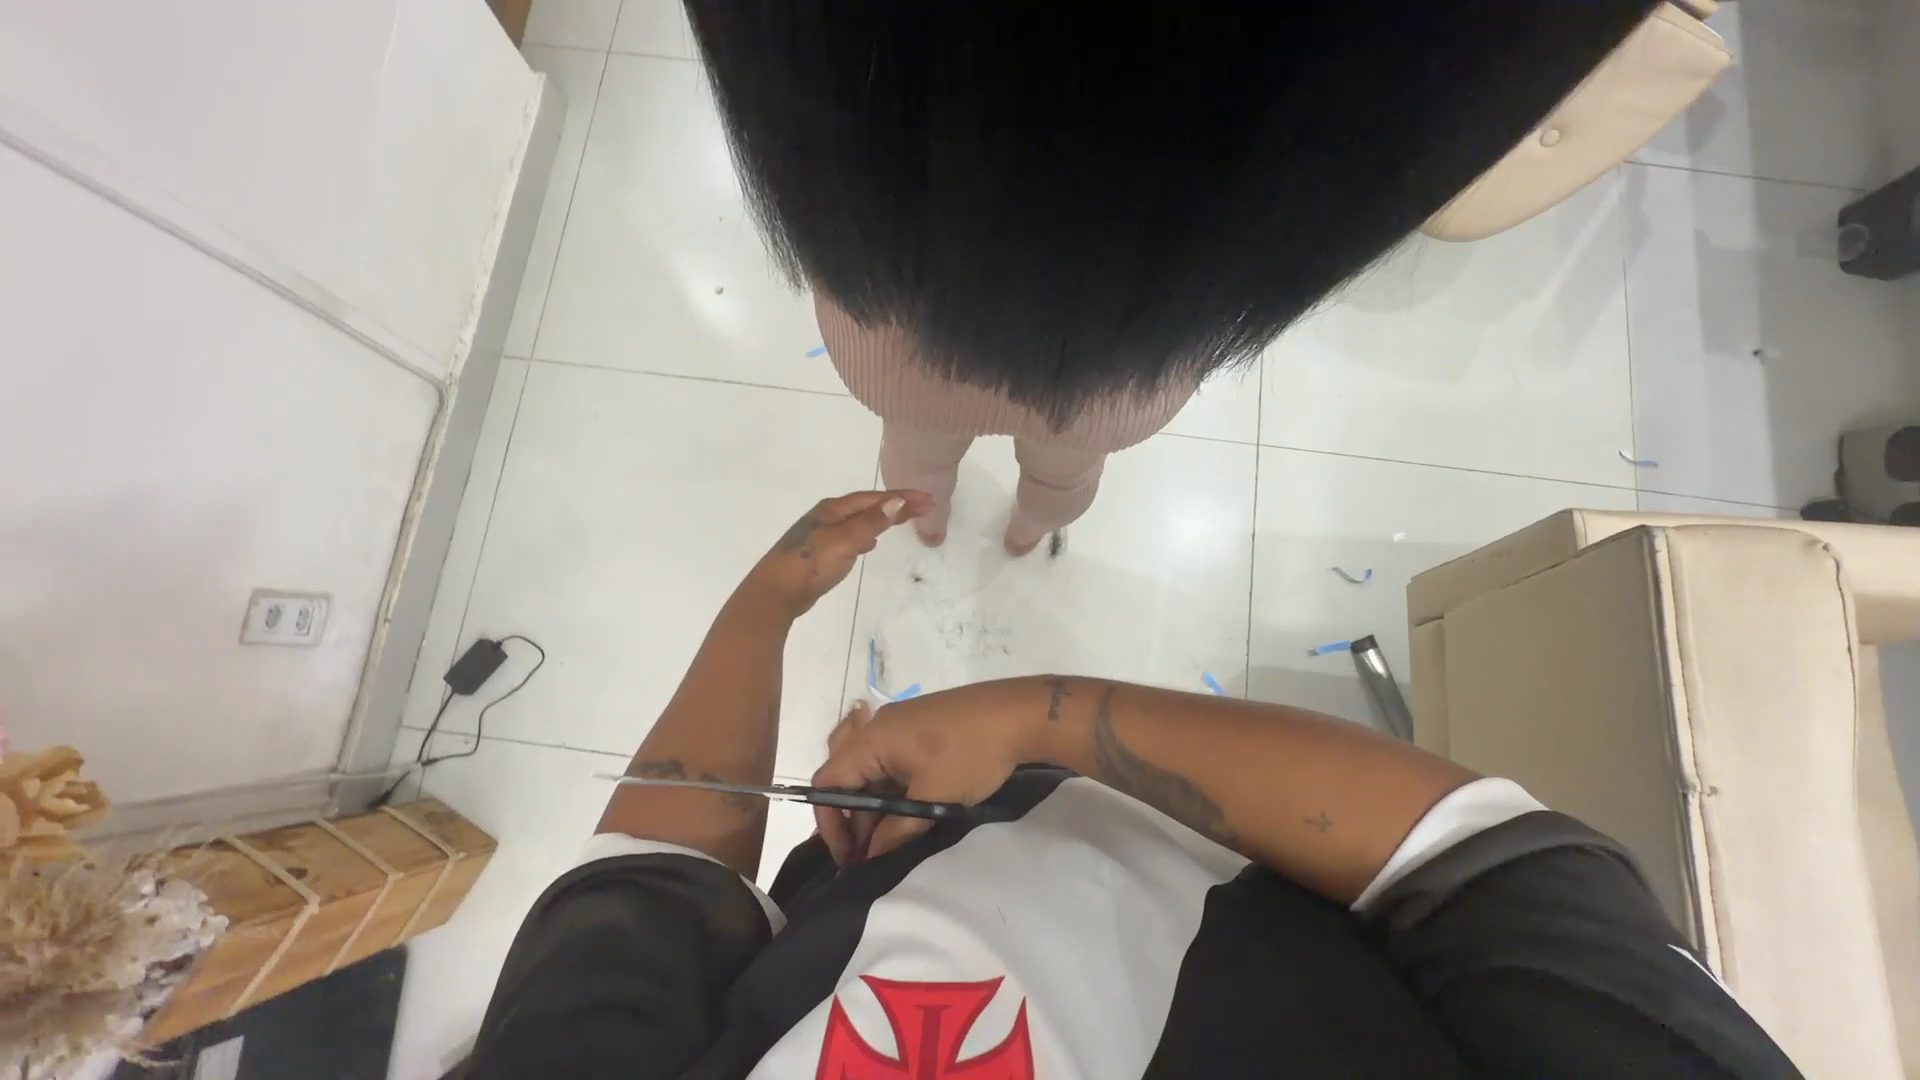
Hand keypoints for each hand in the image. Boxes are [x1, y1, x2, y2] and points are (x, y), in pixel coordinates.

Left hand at [745, 490, 930, 616]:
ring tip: (903, 519)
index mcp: (833, 509)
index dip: (901, 497)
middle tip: (924, 506)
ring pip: (860, 521)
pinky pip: (851, 536)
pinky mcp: (820, 553)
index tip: (927, 499)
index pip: (874, 498)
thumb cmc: (810, 564)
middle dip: (895, 505)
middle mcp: (827, 517)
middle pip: (867, 506)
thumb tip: (897, 502)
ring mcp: (822, 535)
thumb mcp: (844, 541)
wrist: (775, 593)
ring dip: (882, 518)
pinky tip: (869, 544)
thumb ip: (871, 522)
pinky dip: (867, 535)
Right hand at [811, 679, 1041, 862]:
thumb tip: (870, 854)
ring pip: (870, 766)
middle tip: (870, 852)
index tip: (848, 856)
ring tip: (891, 835)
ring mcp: (901, 722)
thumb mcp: (934, 799)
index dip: (831, 823)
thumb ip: (896, 829)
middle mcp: (878, 726)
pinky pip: (891, 757)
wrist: (1019, 714)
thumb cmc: (972, 756)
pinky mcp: (921, 724)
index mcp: (872, 740)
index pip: (828, 782)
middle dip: (853, 816)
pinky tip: (910, 806)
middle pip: (845, 773)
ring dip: (874, 802)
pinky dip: (892, 785)